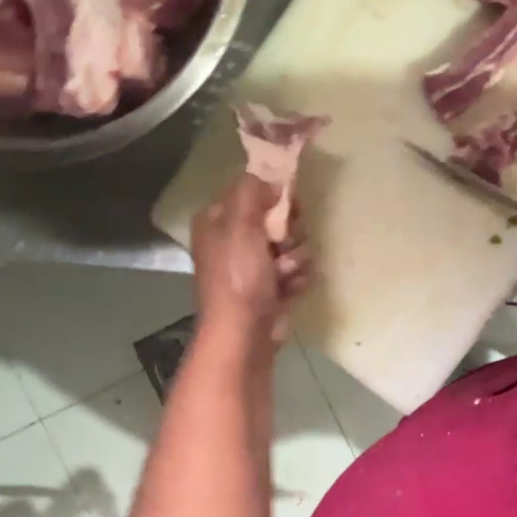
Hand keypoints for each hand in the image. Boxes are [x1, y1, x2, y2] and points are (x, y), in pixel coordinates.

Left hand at [191, 176, 310, 348]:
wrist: (244, 334)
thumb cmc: (238, 277)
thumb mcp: (239, 224)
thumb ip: (252, 191)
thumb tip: (270, 182)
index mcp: (217, 220)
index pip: (251, 190)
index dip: (272, 196)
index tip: (286, 205)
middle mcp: (234, 239)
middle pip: (278, 217)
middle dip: (289, 233)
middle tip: (282, 245)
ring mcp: (254, 265)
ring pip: (293, 245)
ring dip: (295, 259)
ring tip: (283, 275)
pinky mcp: (273, 287)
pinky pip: (298, 271)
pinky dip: (296, 280)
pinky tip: (288, 290)